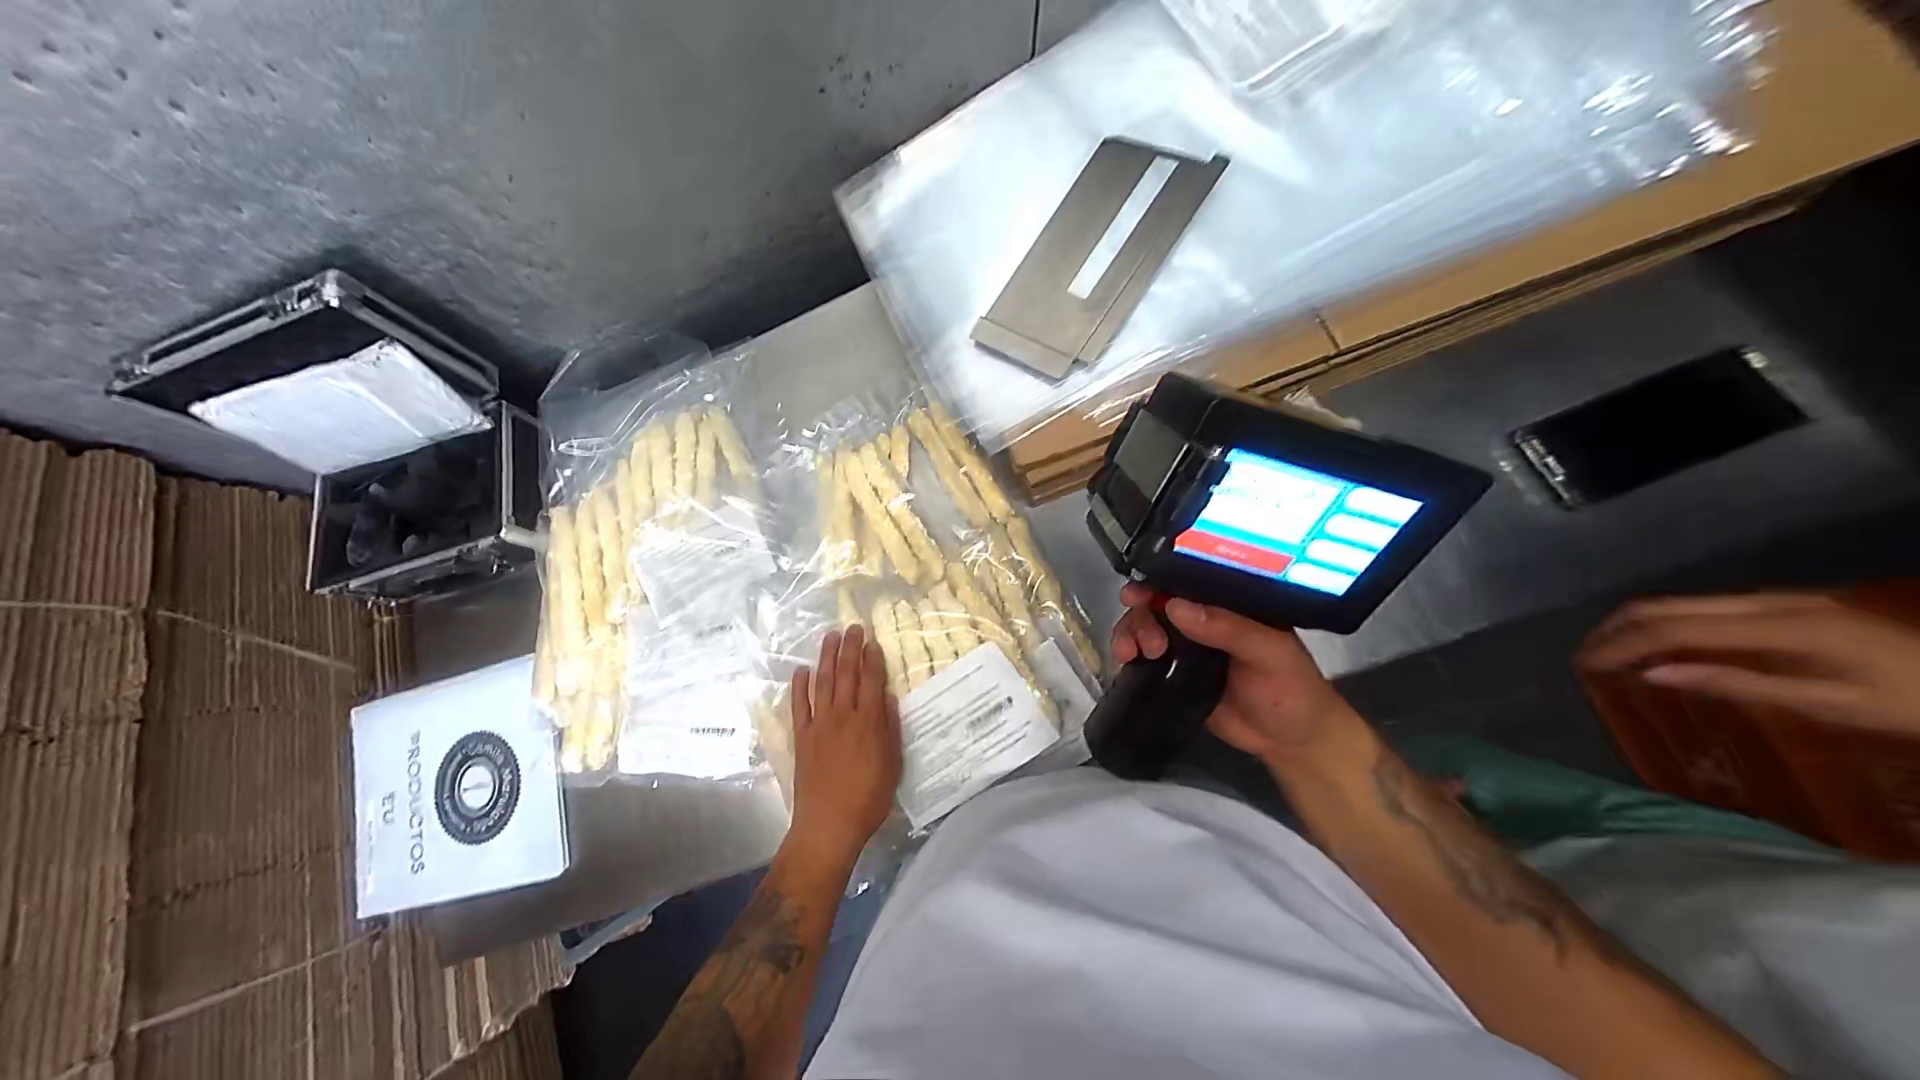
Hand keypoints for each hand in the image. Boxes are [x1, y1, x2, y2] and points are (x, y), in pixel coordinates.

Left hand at [787, 625, 901, 862]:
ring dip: (827, 657)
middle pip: (847, 674)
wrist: (828, 824)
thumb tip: (887, 697)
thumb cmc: (868, 798)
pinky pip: (799, 705)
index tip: (873, 641)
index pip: (872, 681)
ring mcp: (819, 724)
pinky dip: (800, 686)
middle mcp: (843, 716)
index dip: (873, 659)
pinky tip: (802, 670)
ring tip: (830, 637)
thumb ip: (890, 728)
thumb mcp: (892, 764)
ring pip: (824, 682)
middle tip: (852, 628)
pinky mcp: (802, 736)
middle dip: (850, 648)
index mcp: (868, 722)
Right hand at [1111, 584, 1361, 765]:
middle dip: (1142, 613)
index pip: (1190, 579)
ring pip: (1146, 624)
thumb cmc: (1291, 689)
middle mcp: (1205, 617)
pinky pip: (1143, 654)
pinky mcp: (1173, 671)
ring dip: (1131, 632)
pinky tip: (1126, 660)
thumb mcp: (1269, 653)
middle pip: (1160, 600)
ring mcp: (1187, 644)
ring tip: (1134, 653)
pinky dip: (1129, 651)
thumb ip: (1228, 628)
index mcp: (1230, 602)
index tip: (1139, 592)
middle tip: (1149, 641)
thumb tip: (1176, 607)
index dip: (1160, 580)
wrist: (1288, 741)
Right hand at [1580, 593, 1919, 736]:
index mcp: (1782, 625)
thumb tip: (1652, 677)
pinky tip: (1656, 648)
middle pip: (1667, 606)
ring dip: (1634, 626)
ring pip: (1680, 603)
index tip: (1584, 666)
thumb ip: (1740, 685)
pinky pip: (1703, 610)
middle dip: (1615, 630)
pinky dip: (1665, 626)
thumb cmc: (1919, 702)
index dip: (1622, 645)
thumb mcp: (1836, 706)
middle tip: (1581, 658)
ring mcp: (1777, 600)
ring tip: (1607, 653)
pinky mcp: (1782, 606)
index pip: (1675, 630)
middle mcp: (1769, 602)